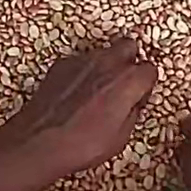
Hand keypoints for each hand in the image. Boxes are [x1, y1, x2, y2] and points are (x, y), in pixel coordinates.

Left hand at [0, 39, 158, 181]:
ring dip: (106, 66)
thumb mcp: (120, 138)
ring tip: (98, 94)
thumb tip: (133, 105)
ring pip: (104, 52)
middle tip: (125, 85)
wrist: (40, 142)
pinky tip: (77, 95)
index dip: (146, 85)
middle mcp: (107, 63)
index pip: (150, 69)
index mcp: (128, 81)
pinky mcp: (61, 65)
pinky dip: (83, 72)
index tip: (140, 96)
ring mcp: (82, 61)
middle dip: (130, 62)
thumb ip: (132, 113)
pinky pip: (81, 61)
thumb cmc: (81, 144)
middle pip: (129, 46)